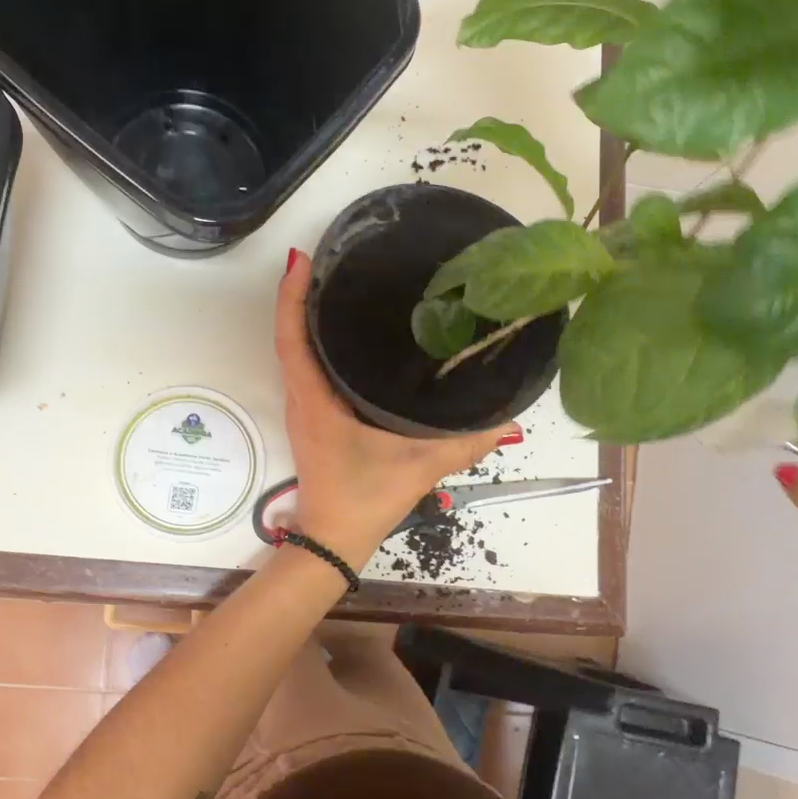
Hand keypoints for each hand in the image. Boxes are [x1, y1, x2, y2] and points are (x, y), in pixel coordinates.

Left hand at [273, 249, 515, 569]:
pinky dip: (319, 343)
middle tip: (335, 258)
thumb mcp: (417, 468)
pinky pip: (308, 369)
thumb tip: (507, 420)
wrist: (332, 540)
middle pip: (290, 336)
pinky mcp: (314, 418)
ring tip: (342, 284)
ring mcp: (305, 409)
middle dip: (304, 294)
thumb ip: (463, 443)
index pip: (291, 337)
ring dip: (309, 318)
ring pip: (298, 353)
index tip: (302, 259)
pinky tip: (351, 335)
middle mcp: (302, 398)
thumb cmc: (363, 501)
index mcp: (316, 401)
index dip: (292, 296)